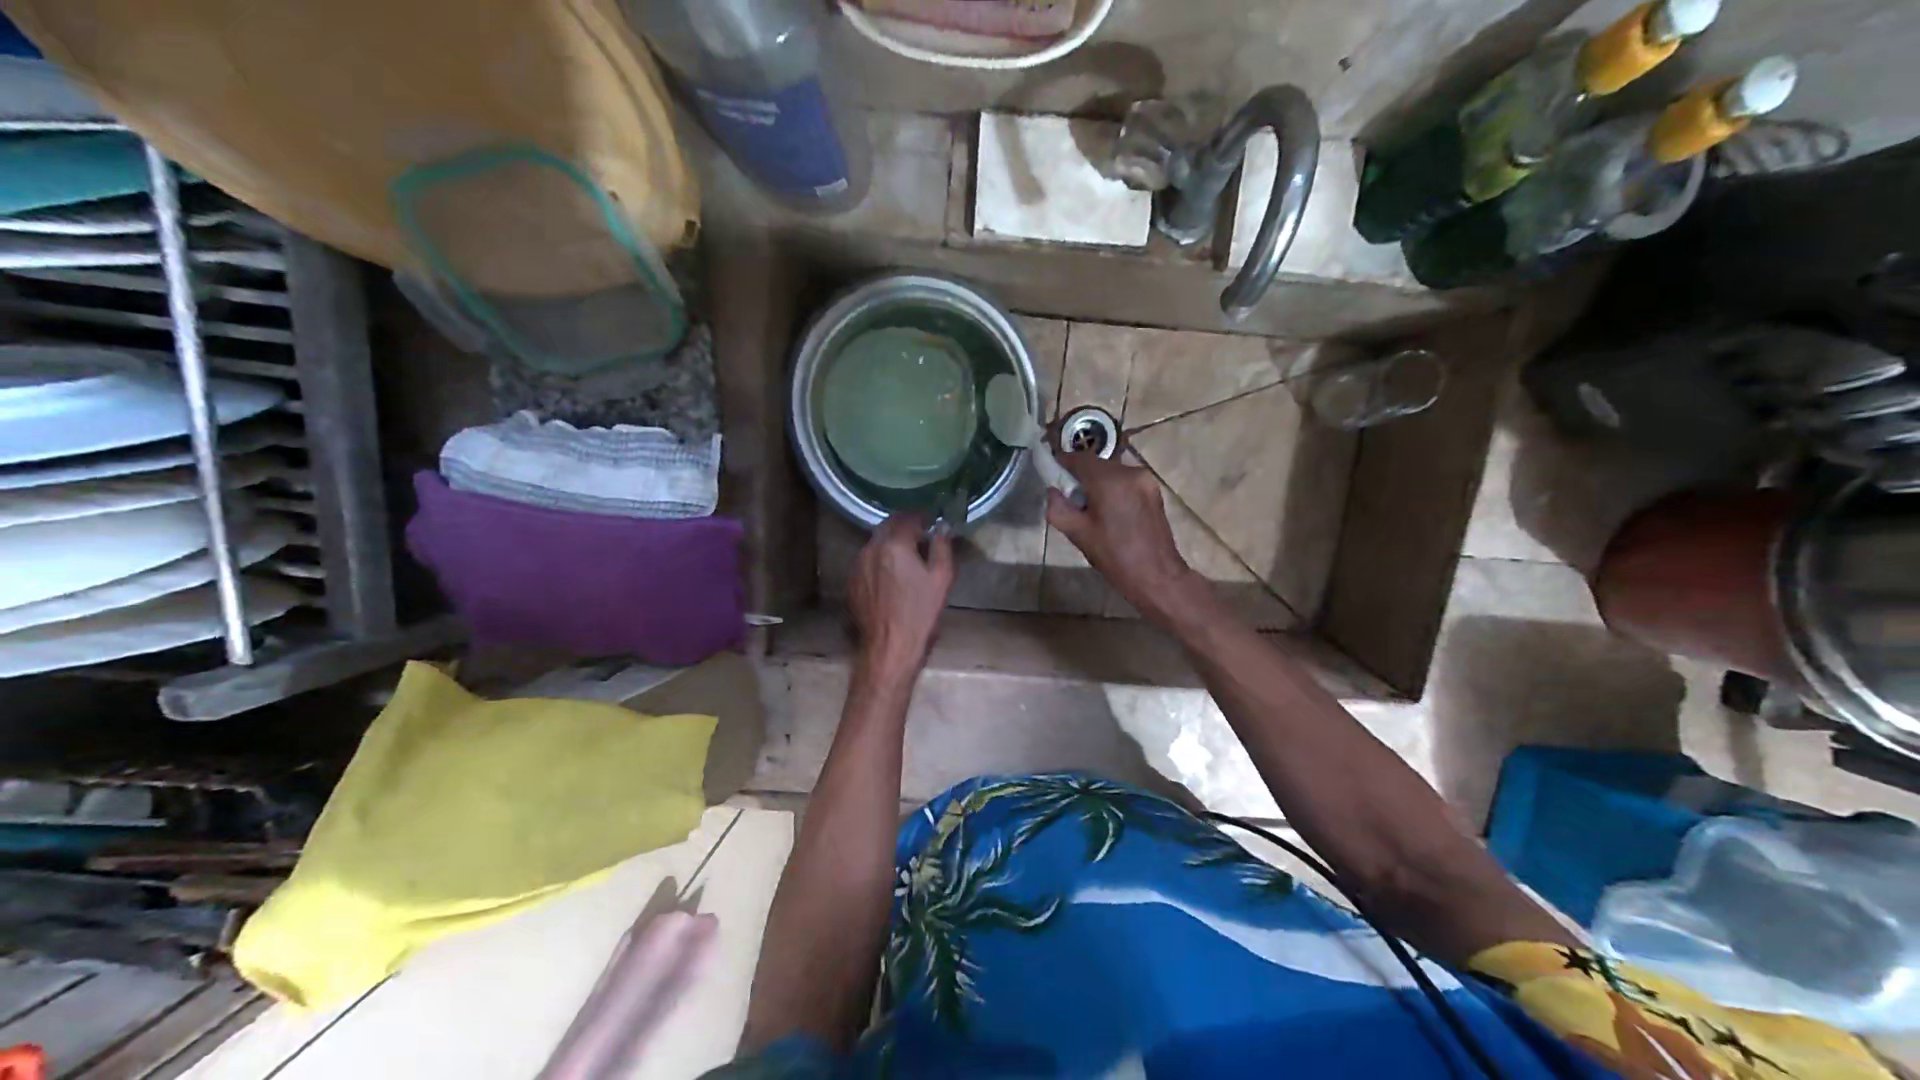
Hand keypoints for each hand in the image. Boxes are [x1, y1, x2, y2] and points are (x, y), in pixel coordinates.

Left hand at [848, 515, 955, 677]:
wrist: (889, 648)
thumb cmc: (920, 613)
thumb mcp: (941, 578)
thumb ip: (942, 546)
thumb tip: (942, 526)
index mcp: (894, 544)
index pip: (908, 517)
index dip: (922, 517)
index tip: (932, 522)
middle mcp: (870, 549)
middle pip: (887, 527)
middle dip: (904, 527)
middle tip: (920, 535)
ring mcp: (857, 566)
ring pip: (875, 544)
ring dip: (890, 543)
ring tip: (907, 556)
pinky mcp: (851, 583)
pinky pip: (867, 562)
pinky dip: (880, 561)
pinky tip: (891, 576)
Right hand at [1045, 453, 1199, 623]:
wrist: (1157, 576)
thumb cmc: (1115, 557)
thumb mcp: (1078, 534)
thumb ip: (1058, 507)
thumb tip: (1053, 491)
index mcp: (1109, 480)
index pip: (1079, 458)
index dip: (1063, 463)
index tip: (1053, 476)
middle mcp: (1129, 472)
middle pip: (1097, 464)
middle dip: (1081, 477)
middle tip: (1072, 500)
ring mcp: (1146, 480)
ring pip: (1113, 472)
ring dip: (1099, 484)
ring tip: (1093, 510)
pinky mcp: (1154, 490)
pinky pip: (1126, 482)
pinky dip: (1114, 489)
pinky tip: (1112, 512)